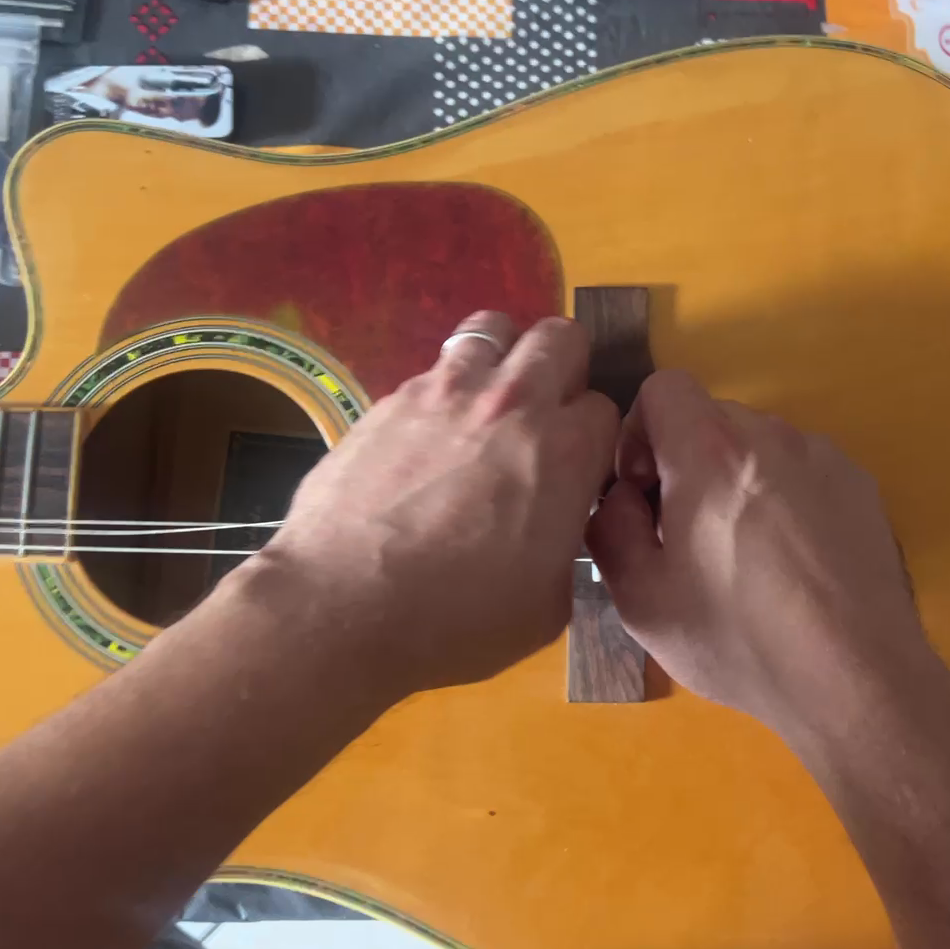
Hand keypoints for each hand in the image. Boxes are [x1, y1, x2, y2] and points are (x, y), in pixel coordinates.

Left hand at [252, 311, 618, 696]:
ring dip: (504, 356)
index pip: (607, 407)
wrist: (343, 608)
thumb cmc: (457, 620)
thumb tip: (554, 525)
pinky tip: (429, 434)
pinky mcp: (393, 397)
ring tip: (488, 401)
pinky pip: (437, 366)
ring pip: (495, 328)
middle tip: (544, 415)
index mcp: (565, 452)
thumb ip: (566, 548)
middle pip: (561, 337)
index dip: (595, 437)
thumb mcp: (547, 605)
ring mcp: (448, 390)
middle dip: (565, 369)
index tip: (578, 465)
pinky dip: (448, 388)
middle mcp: (514, 402)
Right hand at [585, 370, 945, 739]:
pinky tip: (790, 559)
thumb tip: (623, 497)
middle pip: (709, 416)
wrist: (857, 681)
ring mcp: (824, 457)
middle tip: (685, 532)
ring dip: (733, 478)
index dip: (640, 431)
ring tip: (742, 552)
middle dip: (684, 460)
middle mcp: (773, 436)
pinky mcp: (860, 484)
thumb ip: (610, 527)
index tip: (645, 490)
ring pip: (756, 443)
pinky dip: (780, 493)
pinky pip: (800, 467)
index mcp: (712, 452)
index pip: (664, 386)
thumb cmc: (739, 640)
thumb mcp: (641, 599)